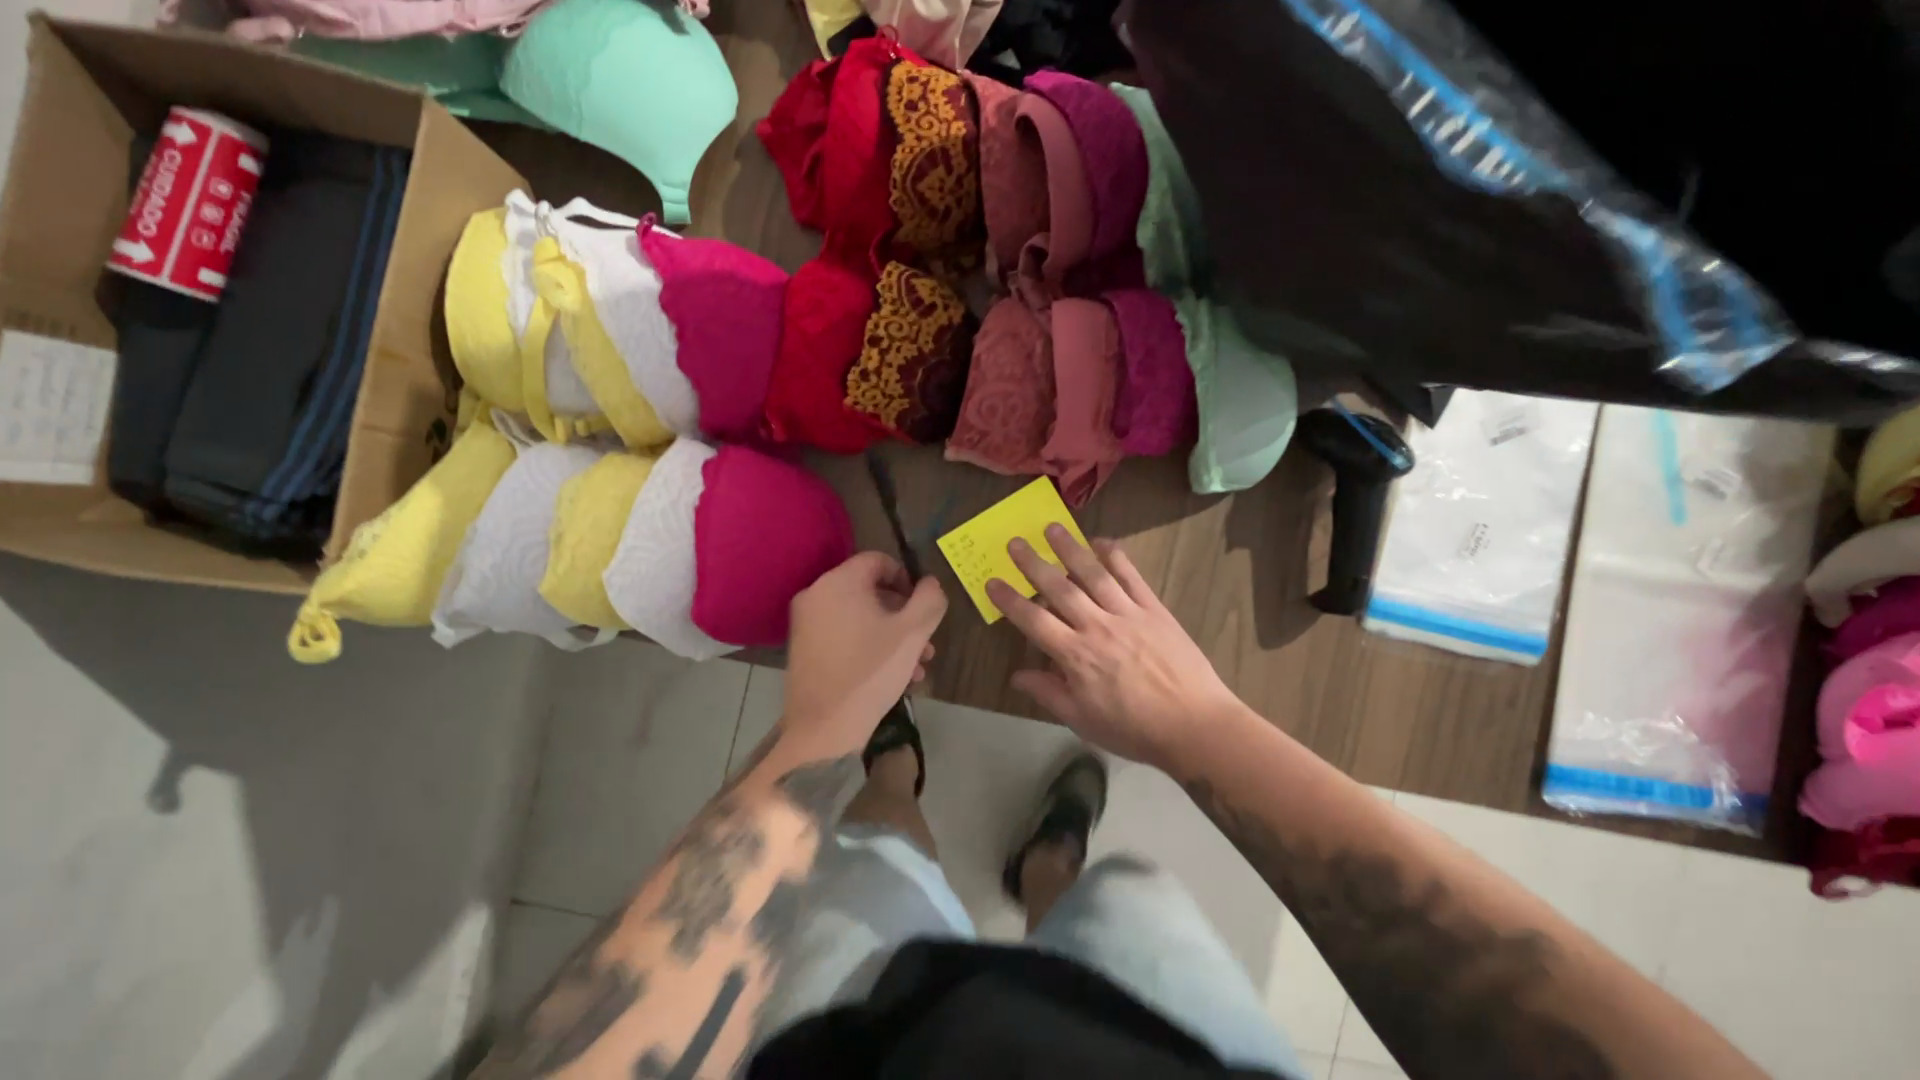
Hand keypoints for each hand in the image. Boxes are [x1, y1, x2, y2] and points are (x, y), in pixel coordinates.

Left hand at [782, 552, 946, 756]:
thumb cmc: (871, 672)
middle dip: (903, 614)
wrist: (824, 727)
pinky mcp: (804, 649)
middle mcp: (816, 595)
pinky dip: (869, 646)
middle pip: (870, 591)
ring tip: (917, 665)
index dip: (907, 578)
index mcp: (839, 582)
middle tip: (926, 641)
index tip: (924, 605)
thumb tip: (930, 583)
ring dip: (892, 635)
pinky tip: (894, 675)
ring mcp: (806, 623)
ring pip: (859, 617)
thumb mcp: (913, 633)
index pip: (878, 560)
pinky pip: (843, 635)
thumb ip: (929, 599)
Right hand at [987, 527, 1243, 766]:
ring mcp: (1127, 614)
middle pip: (1059, 589)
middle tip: (1015, 542)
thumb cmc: (1133, 730)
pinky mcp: (1154, 610)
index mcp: (1075, 656)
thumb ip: (1048, 694)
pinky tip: (1101, 543)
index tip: (992, 582)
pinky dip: (1115, 557)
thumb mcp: (1082, 721)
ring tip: (1052, 529)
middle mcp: (1097, 627)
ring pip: (1093, 574)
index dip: (1010, 601)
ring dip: (1070, 549)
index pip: (1033, 621)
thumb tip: (1018, 676)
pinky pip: (1131, 577)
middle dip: (1034, 564)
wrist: (1193, 725)